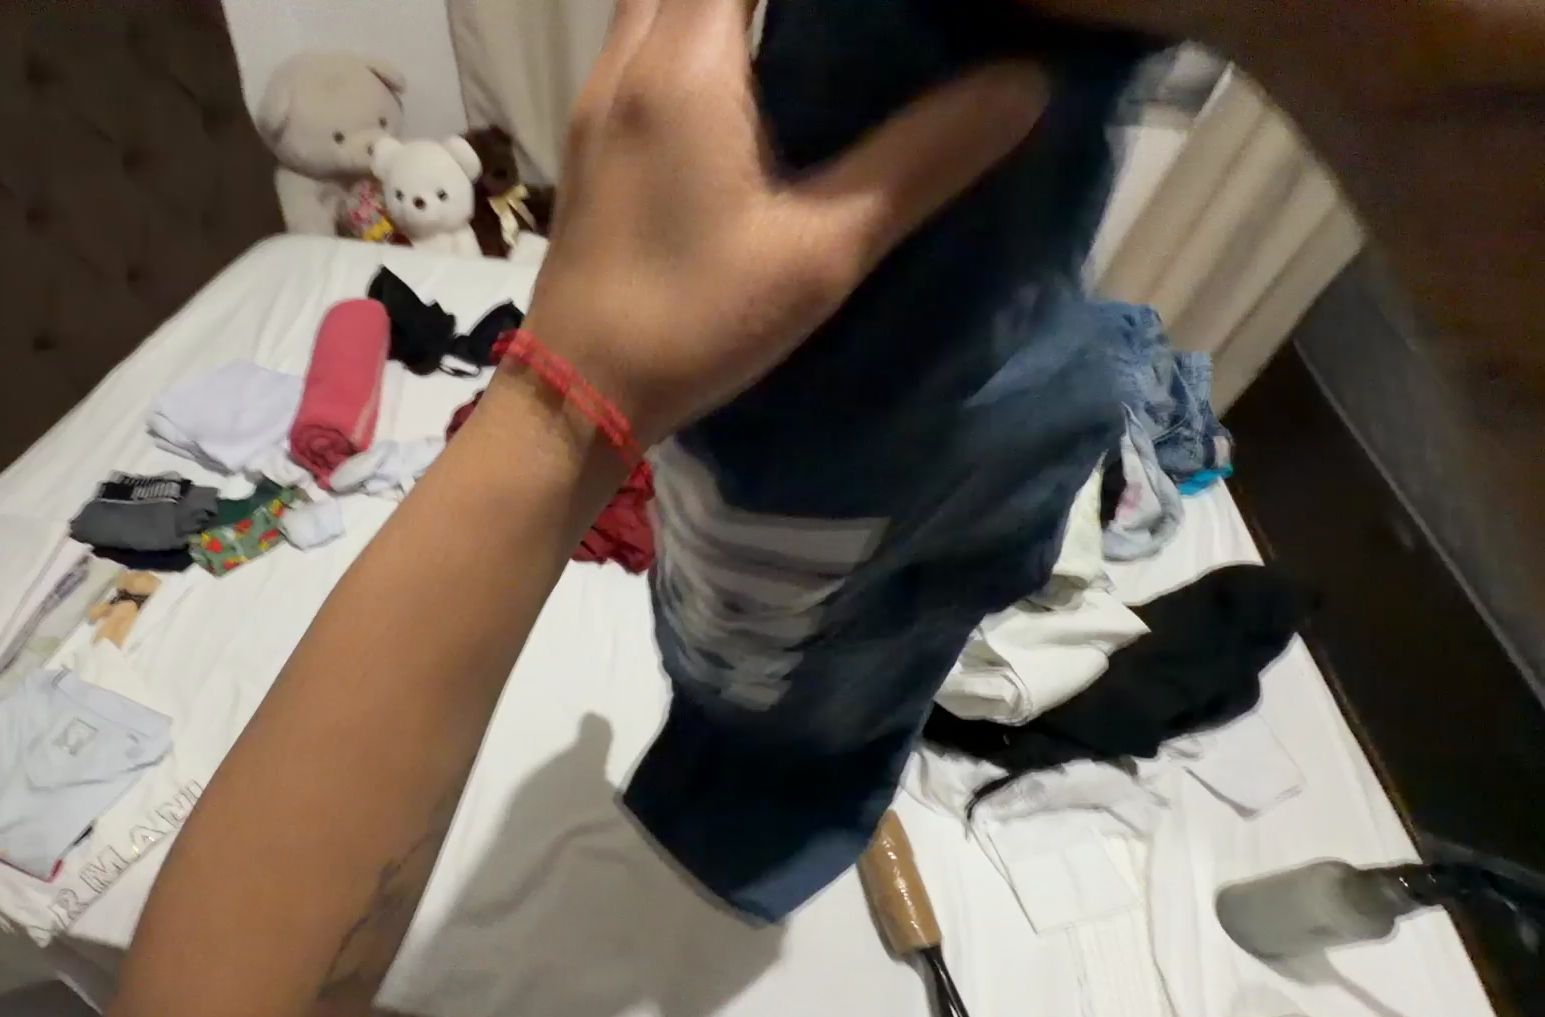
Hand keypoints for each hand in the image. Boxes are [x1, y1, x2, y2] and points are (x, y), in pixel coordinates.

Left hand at [522, 0, 1048, 447]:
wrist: (578, 392)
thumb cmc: (692, 324)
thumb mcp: (820, 254)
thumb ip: (920, 162)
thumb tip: (1024, 85)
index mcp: (686, 62)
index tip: (873, 7)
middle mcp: (626, 59)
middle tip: (841, 22)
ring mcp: (595, 105)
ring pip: (655, 1)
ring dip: (721, 3)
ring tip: (798, 36)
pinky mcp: (587, 150)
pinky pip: (637, 51)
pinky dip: (688, 39)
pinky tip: (736, 91)